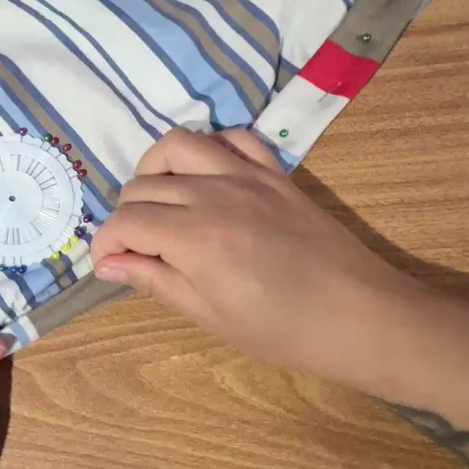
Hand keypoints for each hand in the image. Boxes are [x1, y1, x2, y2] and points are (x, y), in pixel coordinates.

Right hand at [89, 127, 419, 377]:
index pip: (125, 222)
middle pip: (143, 184)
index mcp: (194, 238)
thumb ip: (152, 279)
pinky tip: (205, 178)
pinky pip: (231, 138)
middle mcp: (213, 194)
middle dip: (125, 214)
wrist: (362, 317)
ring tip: (160, 200)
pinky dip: (208, 150)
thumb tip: (105, 263)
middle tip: (136, 245)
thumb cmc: (281, 329)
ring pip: (177, 145)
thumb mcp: (207, 314)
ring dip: (155, 169)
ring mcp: (246, 177)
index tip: (108, 263)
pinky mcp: (274, 172)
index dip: (105, 242)